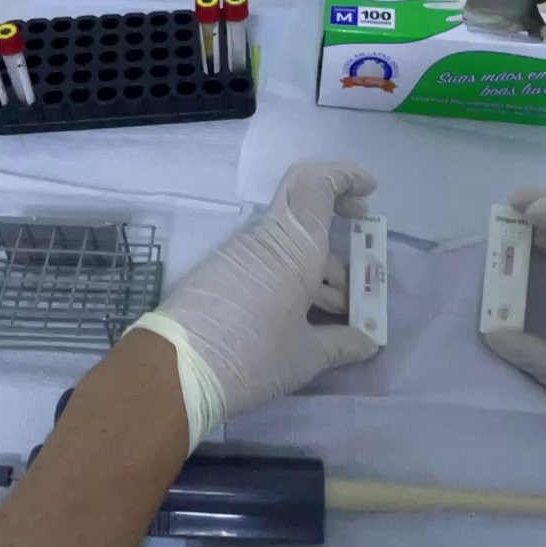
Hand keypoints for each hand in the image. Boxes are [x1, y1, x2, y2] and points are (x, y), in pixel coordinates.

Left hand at [130, 162, 381, 446]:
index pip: (318, 184)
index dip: (346, 177)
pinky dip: (295, 274)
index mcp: (295, 246)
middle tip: (360, 236)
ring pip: (291, 240)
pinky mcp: (224, 270)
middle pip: (303, 200)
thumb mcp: (305, 357)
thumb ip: (342, 344)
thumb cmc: (252, 356)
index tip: (370, 191)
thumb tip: (368, 342)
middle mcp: (267, 238)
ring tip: (341, 312)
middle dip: (336, 209)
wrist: (176, 369)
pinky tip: (308, 314)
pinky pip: (271, 258)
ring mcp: (241, 252)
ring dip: (320, 264)